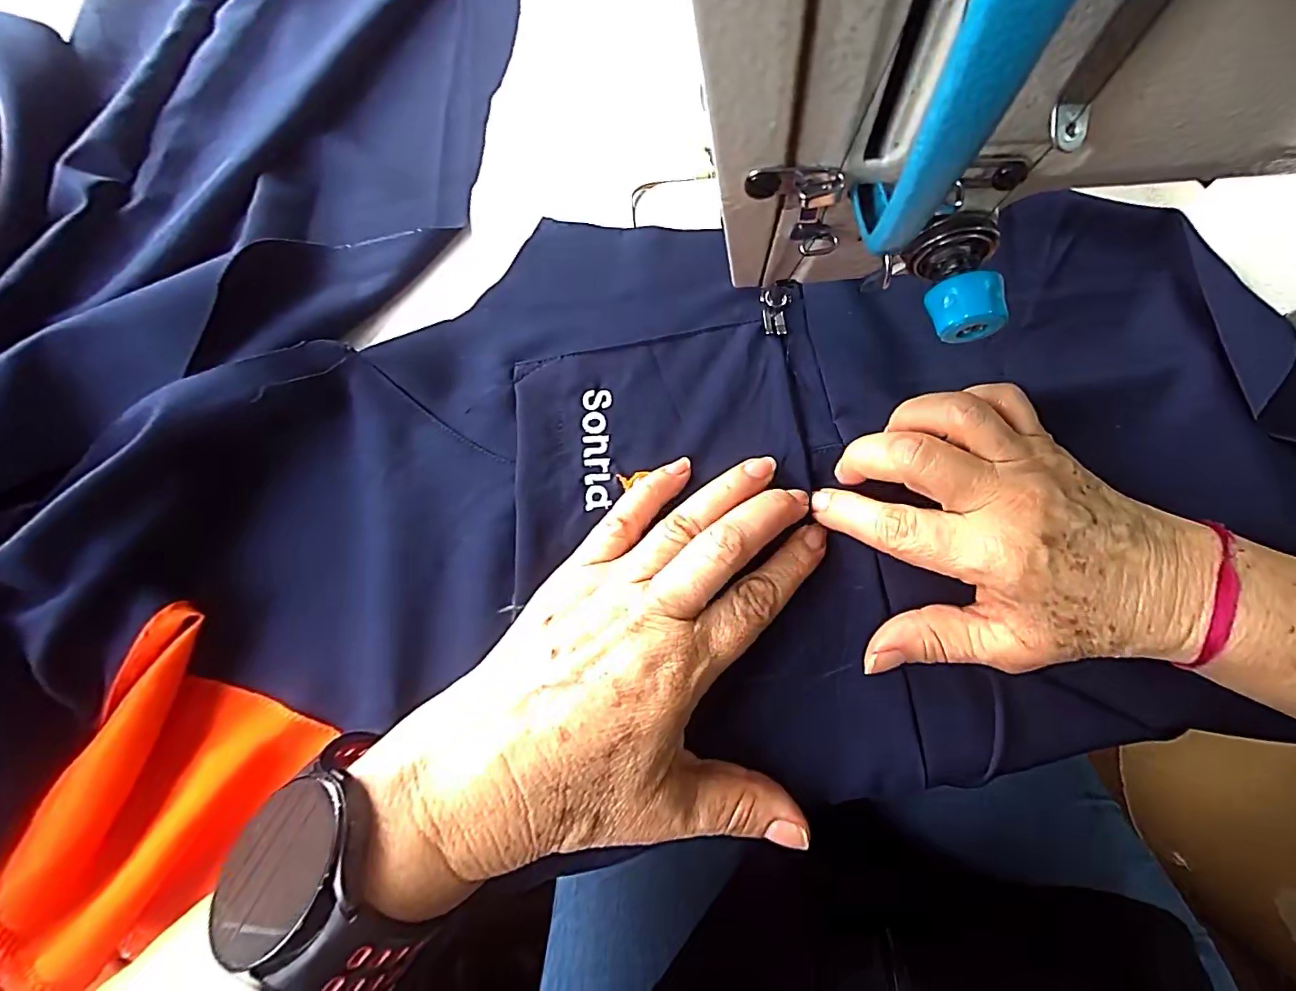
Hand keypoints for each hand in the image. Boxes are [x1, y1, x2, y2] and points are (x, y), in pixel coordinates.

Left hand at [346, 456, 825, 920]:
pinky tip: (675, 469)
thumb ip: (740, 805)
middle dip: (767, 514)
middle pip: (722, 550)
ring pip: (677, 527)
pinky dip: (648, 492)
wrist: (477, 771)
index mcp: (679, 666)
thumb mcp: (663, 807)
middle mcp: (647, 616)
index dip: (792, 566)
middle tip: (801, 492)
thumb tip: (802, 830)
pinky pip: (615, 524)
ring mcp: (605, 590)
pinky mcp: (568, 580)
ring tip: (757, 466)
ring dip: (722, 492)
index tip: (818, 539)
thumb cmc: (566, 791)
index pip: (753, 601)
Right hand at [809, 384, 1218, 675]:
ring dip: (903, 419)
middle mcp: (1005, 497)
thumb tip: (871, 656)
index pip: (898, 525)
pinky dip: (958, 402)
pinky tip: (942, 425)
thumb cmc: (1082, 618)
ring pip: (950, 412)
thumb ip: (933, 641)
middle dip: (863, 454)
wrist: (1167, 582)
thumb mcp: (1006, 646)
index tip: (819, 505)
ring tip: (889, 442)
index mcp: (990, 553)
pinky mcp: (1045, 440)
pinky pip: (996, 397)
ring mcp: (1028, 460)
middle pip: (914, 452)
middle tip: (848, 471)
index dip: (847, 512)